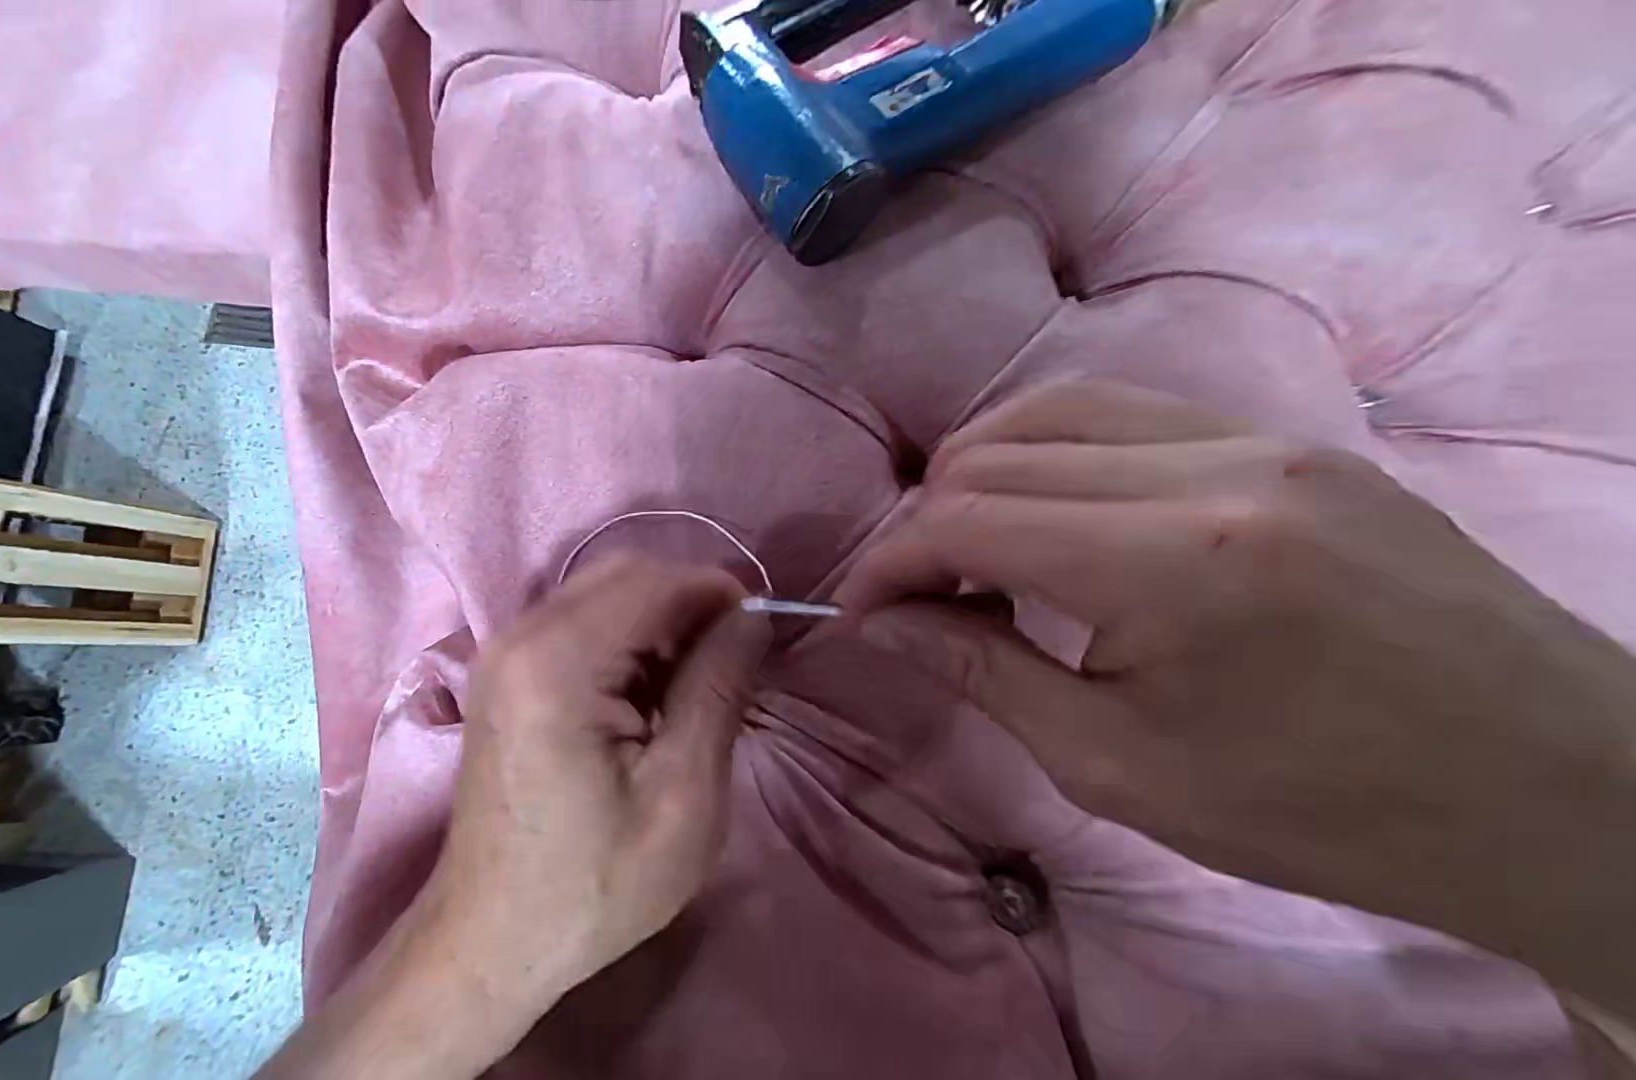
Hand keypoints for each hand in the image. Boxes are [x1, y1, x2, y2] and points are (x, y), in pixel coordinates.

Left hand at [428, 555, 770, 998]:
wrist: (490, 938)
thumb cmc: (594, 883)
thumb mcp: (683, 794)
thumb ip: (717, 688)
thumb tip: (752, 616)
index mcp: (558, 661)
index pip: (654, 581)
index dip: (717, 592)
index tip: (762, 630)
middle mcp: (521, 635)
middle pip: (625, 575)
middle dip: (689, 603)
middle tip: (733, 658)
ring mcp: (505, 650)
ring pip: (603, 593)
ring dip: (660, 621)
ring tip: (697, 681)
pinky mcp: (506, 671)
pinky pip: (579, 623)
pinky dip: (627, 639)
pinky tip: (651, 692)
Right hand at [835, 380, 1635, 1014]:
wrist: (1564, 797)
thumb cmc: (1318, 809)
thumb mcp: (1113, 764)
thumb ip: (976, 669)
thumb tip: (877, 622)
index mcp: (1174, 564)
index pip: (966, 521)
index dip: (888, 563)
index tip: (855, 610)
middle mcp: (1213, 469)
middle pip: (992, 456)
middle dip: (923, 524)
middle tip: (910, 594)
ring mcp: (1259, 437)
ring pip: (1047, 410)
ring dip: (974, 473)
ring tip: (962, 545)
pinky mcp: (1284, 437)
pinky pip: (1118, 412)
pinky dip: (1044, 452)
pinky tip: (1040, 510)